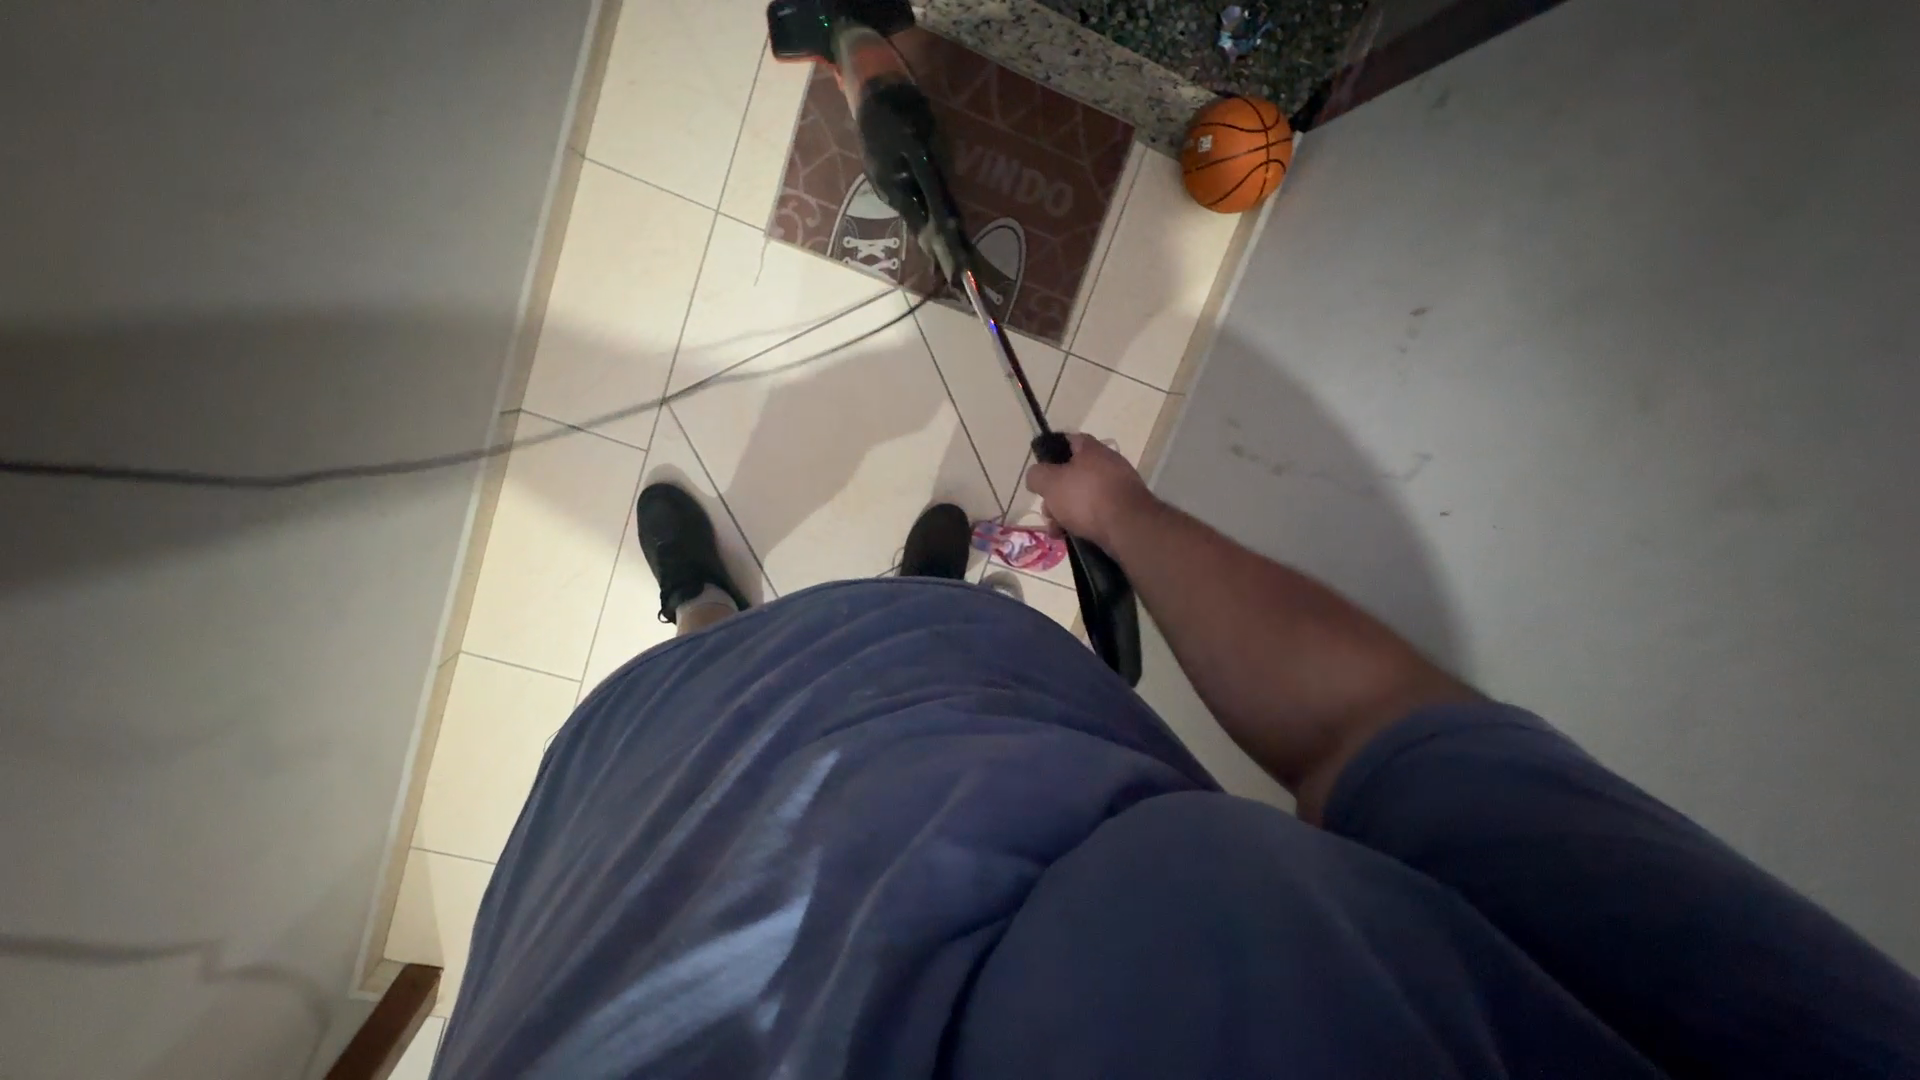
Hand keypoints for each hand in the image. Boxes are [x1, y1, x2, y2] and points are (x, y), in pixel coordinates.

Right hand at [1023, 433, 1158, 548]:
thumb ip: (1037, 475)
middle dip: (1055, 495)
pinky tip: (1073, 536)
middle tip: (1048, 512)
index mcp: (1092, 449)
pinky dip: (1083, 523)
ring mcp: (1119, 487)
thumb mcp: (1050, 483)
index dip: (1052, 453)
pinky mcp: (1125, 510)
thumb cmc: (1086, 498)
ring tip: (1058, 531)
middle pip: (1073, 475)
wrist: (1128, 527)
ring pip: (1083, 497)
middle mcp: (1108, 464)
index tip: (1041, 472)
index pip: (1069, 441)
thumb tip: (1036, 476)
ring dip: (1066, 513)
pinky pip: (1097, 513)